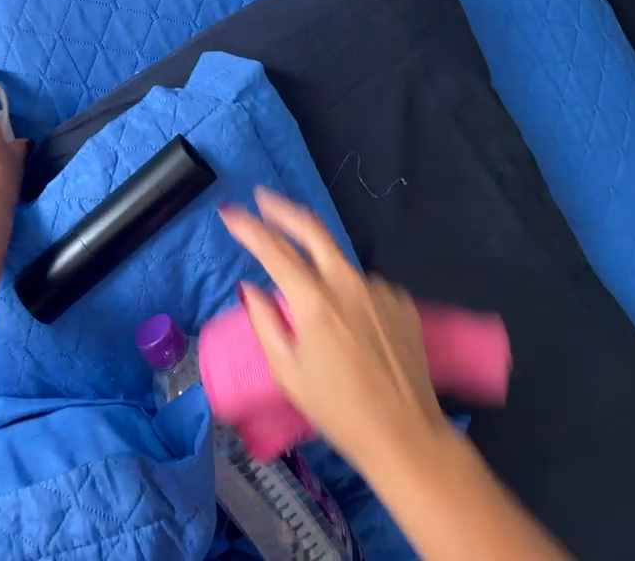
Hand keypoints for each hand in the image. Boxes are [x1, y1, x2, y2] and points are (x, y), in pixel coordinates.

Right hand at [219, 187, 444, 464]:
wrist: (406, 436)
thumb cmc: (337, 410)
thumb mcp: (287, 372)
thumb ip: (265, 322)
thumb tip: (251, 288)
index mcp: (315, 302)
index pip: (273, 250)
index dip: (247, 227)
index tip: (229, 212)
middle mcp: (348, 284)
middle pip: (312, 230)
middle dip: (282, 209)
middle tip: (262, 199)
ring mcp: (380, 290)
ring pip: (339, 265)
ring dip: (320, 267)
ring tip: (315, 305)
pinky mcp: (402, 303)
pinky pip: (365, 287)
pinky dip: (349, 294)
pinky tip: (351, 326)